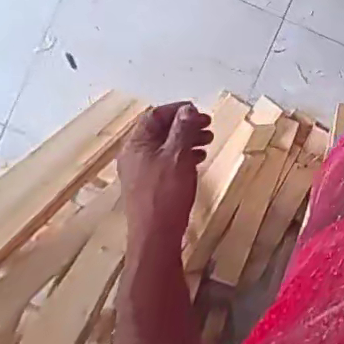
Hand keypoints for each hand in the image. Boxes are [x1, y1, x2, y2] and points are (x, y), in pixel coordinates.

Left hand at [117, 102, 211, 250]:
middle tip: (208, 125)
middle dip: (185, 124)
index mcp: (136, 145)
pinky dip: (184, 153)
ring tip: (208, 140)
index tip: (199, 112)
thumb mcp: (178, 155)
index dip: (177, 110)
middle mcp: (135, 155)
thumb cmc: (166, 192)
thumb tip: (187, 109)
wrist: (156, 235)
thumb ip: (183, 129)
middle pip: (161, 129)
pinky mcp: (150, 182)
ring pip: (166, 144)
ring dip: (187, 138)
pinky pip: (167, 159)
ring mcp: (141, 170)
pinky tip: (199, 158)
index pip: (154, 115)